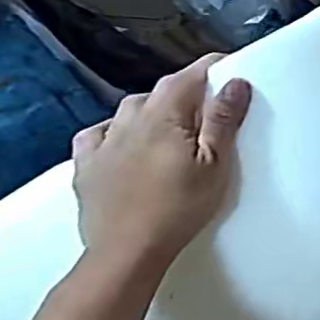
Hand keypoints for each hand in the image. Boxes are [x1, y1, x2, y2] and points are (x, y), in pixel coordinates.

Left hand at [71, 54, 252, 275]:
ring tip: (173, 124)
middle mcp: (129, 122)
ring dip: (154, 108)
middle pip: (161, 90)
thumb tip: (234, 82)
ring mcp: (103, 144)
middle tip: (211, 106)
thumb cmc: (180, 208)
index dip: (211, 67)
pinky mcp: (85, 167)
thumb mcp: (215, 165)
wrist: (126, 252)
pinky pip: (98, 134)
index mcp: (164, 118)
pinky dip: (115, 130)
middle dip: (187, 90)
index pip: (188, 76)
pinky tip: (124, 141)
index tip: (231, 68)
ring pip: (130, 109)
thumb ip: (223, 121)